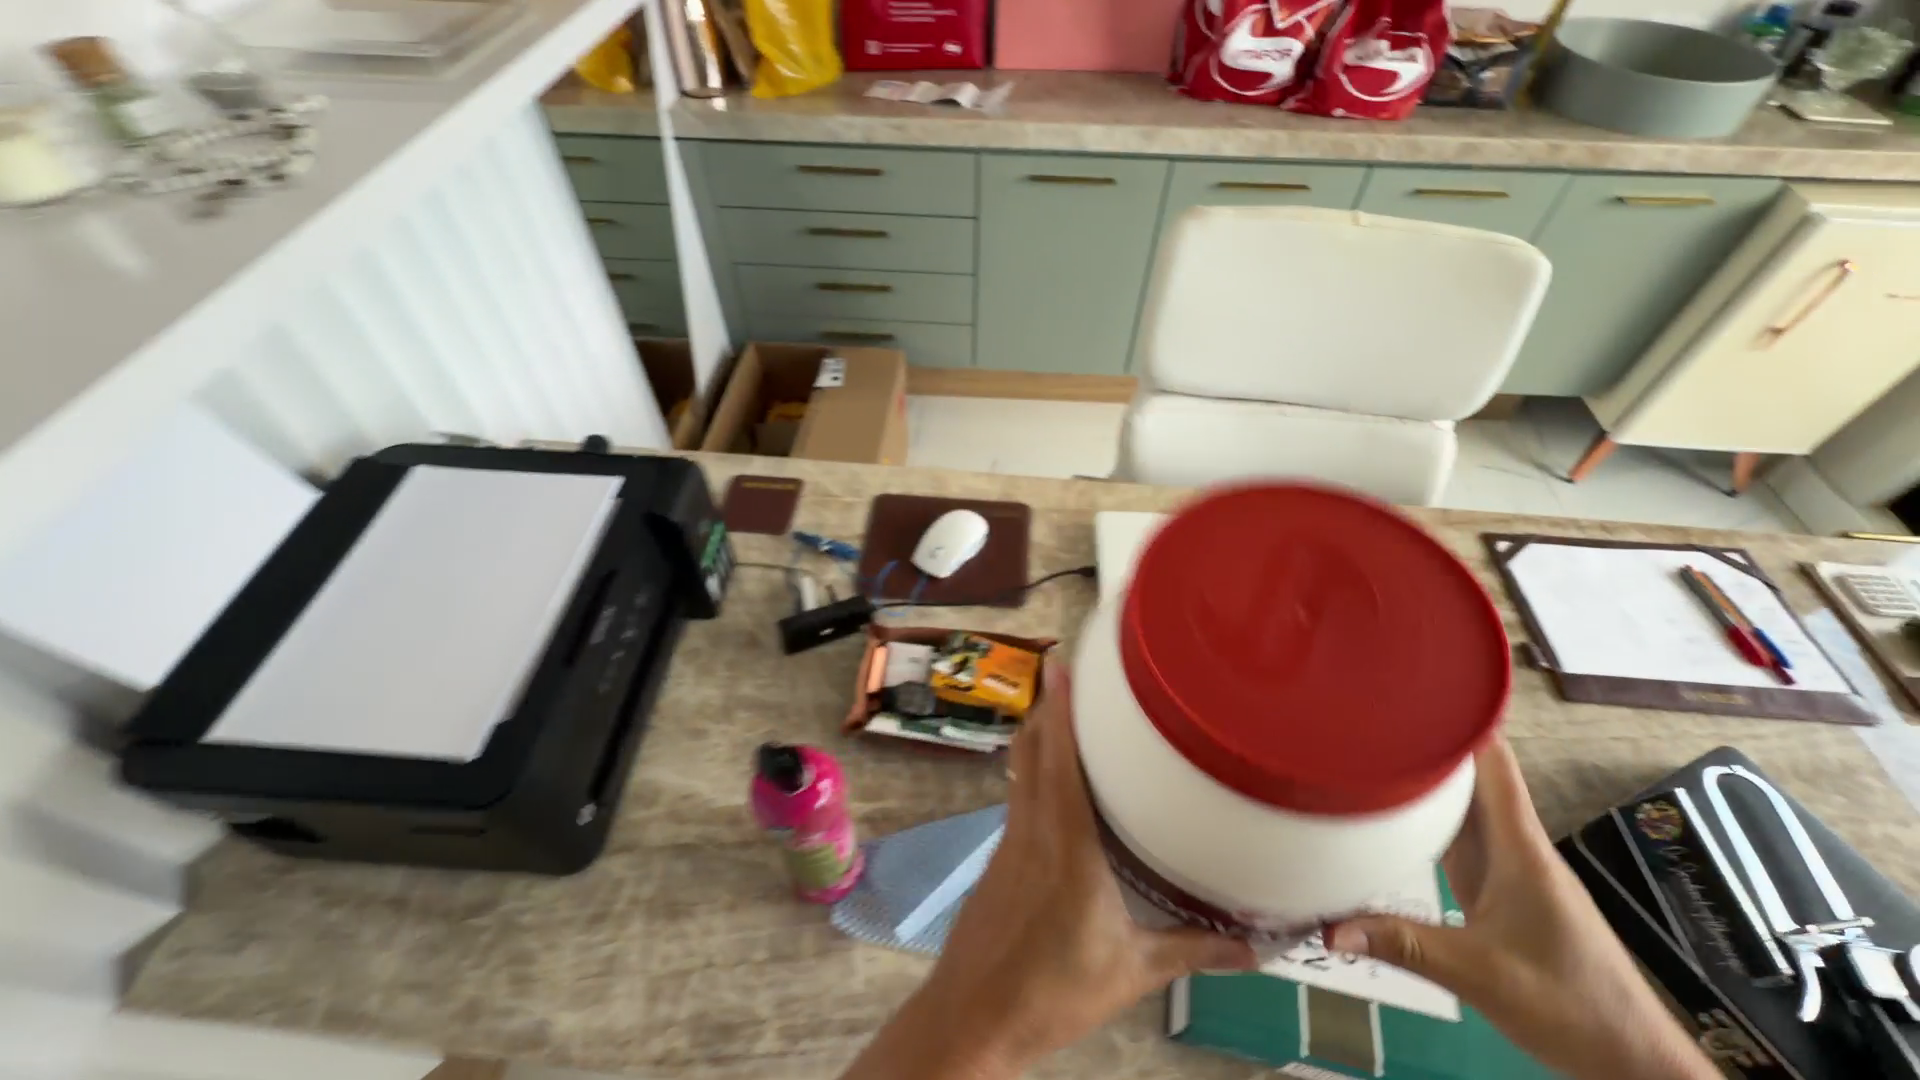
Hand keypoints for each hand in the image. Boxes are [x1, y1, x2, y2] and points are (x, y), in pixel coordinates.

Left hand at [841, 661, 1255, 1079]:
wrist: (973, 1016)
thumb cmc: (1052, 989)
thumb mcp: (1132, 971)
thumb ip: (1193, 949)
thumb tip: (1256, 948)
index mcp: (1067, 843)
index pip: (1058, 758)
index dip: (1059, 707)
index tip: (1061, 663)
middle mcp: (1032, 828)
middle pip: (1032, 749)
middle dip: (1049, 707)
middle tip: (1076, 674)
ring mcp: (1010, 841)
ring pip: (1021, 770)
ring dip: (1040, 736)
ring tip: (1070, 714)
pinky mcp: (1000, 858)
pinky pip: (1019, 797)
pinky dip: (1035, 771)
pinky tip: (1059, 783)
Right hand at [1328, 738, 1718, 1079]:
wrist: (1630, 1059)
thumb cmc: (1572, 1006)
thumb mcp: (1481, 976)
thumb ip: (1402, 944)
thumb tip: (1325, 928)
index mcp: (1520, 848)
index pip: (1493, 763)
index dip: (1461, 718)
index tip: (1416, 684)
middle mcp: (1514, 846)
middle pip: (1473, 773)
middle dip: (1429, 737)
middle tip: (1372, 710)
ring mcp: (1508, 868)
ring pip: (1464, 803)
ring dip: (1425, 774)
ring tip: (1373, 745)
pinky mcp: (1498, 890)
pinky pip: (1457, 836)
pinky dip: (1425, 815)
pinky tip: (1392, 810)